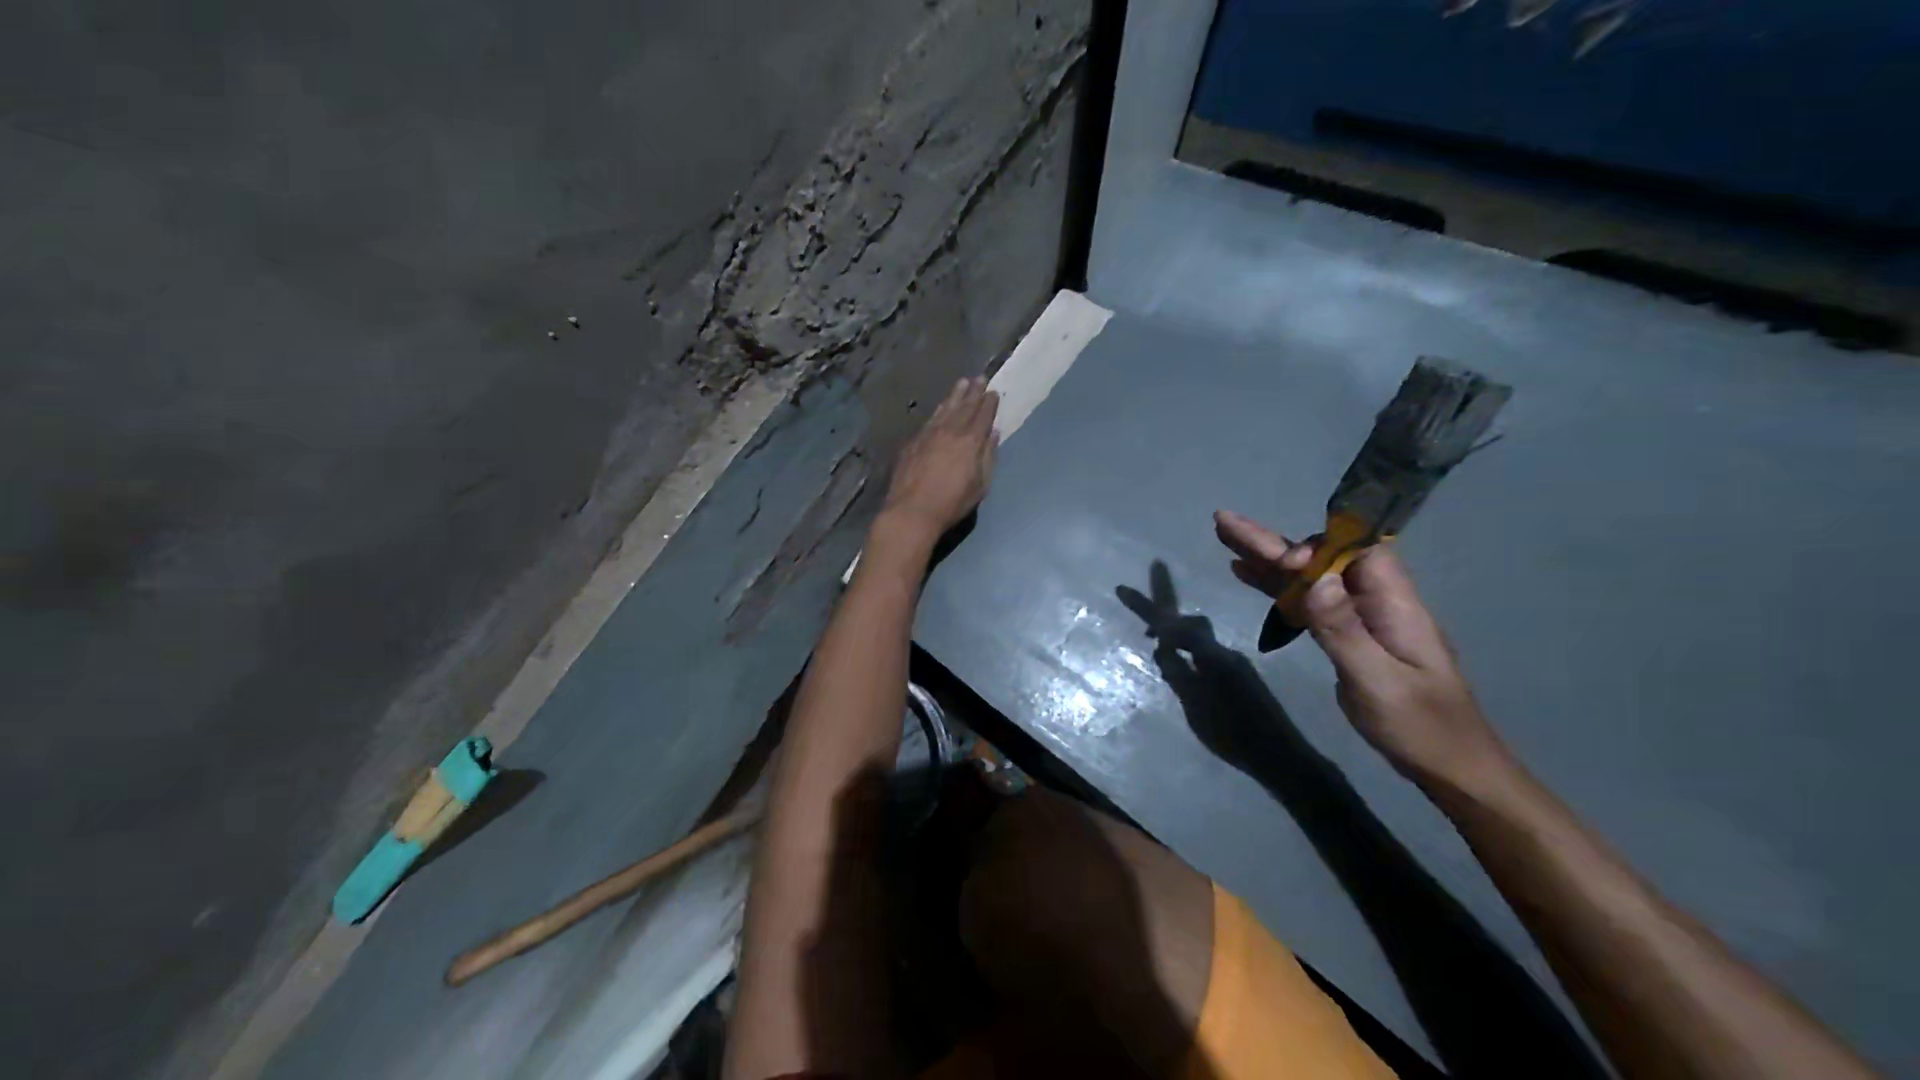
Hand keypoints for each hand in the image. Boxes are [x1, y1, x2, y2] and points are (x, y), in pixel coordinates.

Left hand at [881, 377, 998, 542]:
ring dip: (955, 395)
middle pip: (964, 406)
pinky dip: (938, 410)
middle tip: (979, 378)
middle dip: (973, 392)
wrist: (913, 510)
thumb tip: (992, 434)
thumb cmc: (952, 502)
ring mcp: (929, 434)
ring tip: (962, 383)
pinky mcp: (913, 442)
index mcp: (970, 441)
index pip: (983, 415)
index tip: (993, 392)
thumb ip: (988, 456)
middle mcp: (950, 431)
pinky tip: (941, 408)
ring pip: (945, 408)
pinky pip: (930, 419)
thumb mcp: (980, 484)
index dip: (989, 403)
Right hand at [1213, 509, 1513, 792]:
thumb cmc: (1420, 725)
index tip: (1286, 564)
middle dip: (1273, 541)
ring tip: (1225, 539)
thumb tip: (1312, 579)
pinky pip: (1305, 601)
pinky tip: (1247, 575)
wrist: (1449, 764)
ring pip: (1307, 577)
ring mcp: (1359, 617)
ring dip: (1267, 558)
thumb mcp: (1378, 681)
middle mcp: (1374, 600)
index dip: (1315, 547)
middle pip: (1319, 558)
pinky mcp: (1345, 635)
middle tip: (1224, 522)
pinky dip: (1275, 586)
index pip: (1354, 550)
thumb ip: (1342, 629)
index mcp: (1393, 602)